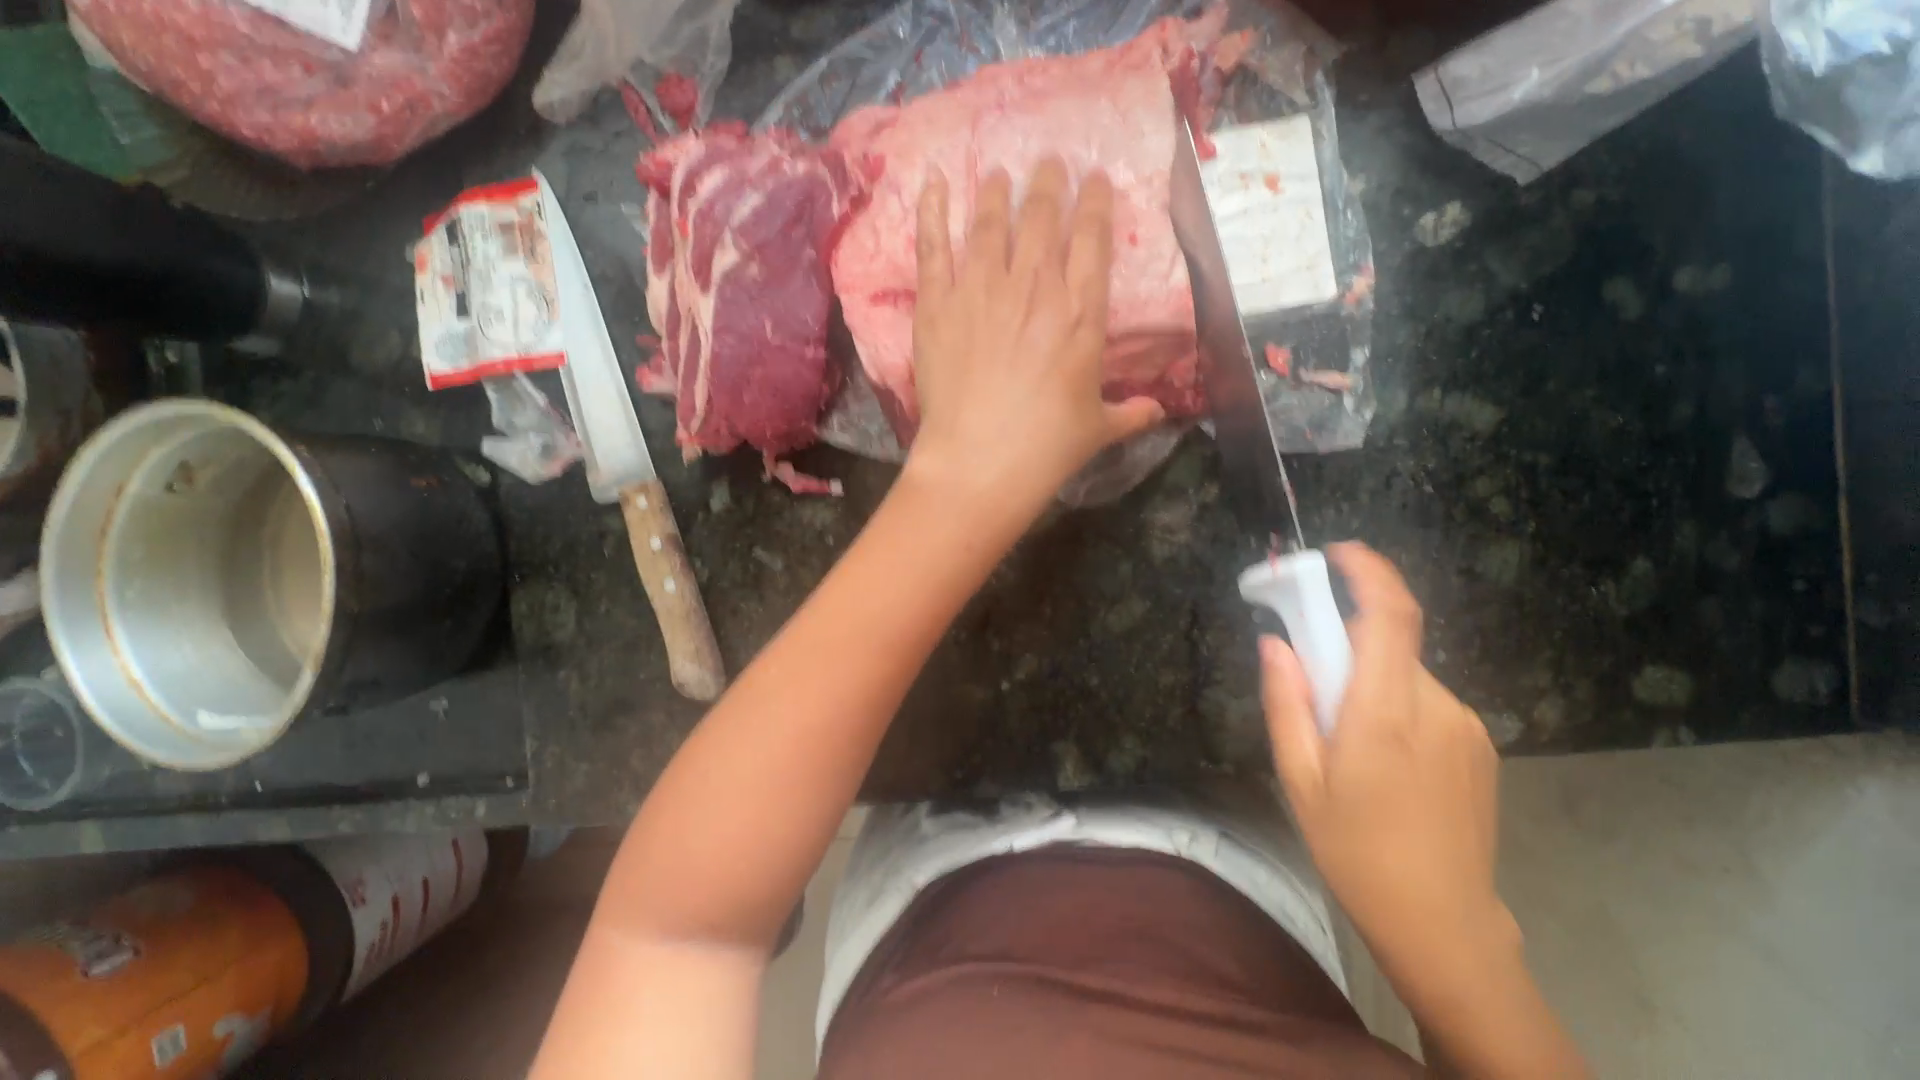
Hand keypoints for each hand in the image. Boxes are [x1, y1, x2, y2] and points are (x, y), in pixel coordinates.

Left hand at [904, 158, 1163, 522]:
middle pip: (1042, 216)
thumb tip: (1160, 411)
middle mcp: (1034, 287)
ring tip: (1000, 172)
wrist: (980, 461)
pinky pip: (934, 245)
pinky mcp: (938, 304)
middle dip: (1048, 183)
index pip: (1093, 237)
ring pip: (991, 222)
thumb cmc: (1047, 446)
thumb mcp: (1099, 427)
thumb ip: (1130, 412)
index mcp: (1081, 311)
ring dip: (998, 191)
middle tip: (1048, 163)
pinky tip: (936, 180)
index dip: (1094, 201)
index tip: (1094, 179)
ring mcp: (982, 290)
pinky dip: (934, 210)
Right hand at [1260, 543, 1516, 976]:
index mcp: (1385, 714)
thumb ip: (1286, 704)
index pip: (1389, 615)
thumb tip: (1276, 644)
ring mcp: (1466, 725)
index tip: (1334, 554)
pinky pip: (1426, 702)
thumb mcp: (1300, 782)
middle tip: (1312, 690)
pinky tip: (1385, 766)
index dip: (1367, 571)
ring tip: (1350, 748)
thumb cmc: (1356, 853)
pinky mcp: (1480, 744)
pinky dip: (1395, 708)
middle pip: (1387, 646)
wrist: (1442, 921)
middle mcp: (1436, 706)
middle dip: (1344, 650)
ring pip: (1404, 676)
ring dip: (1370, 686)